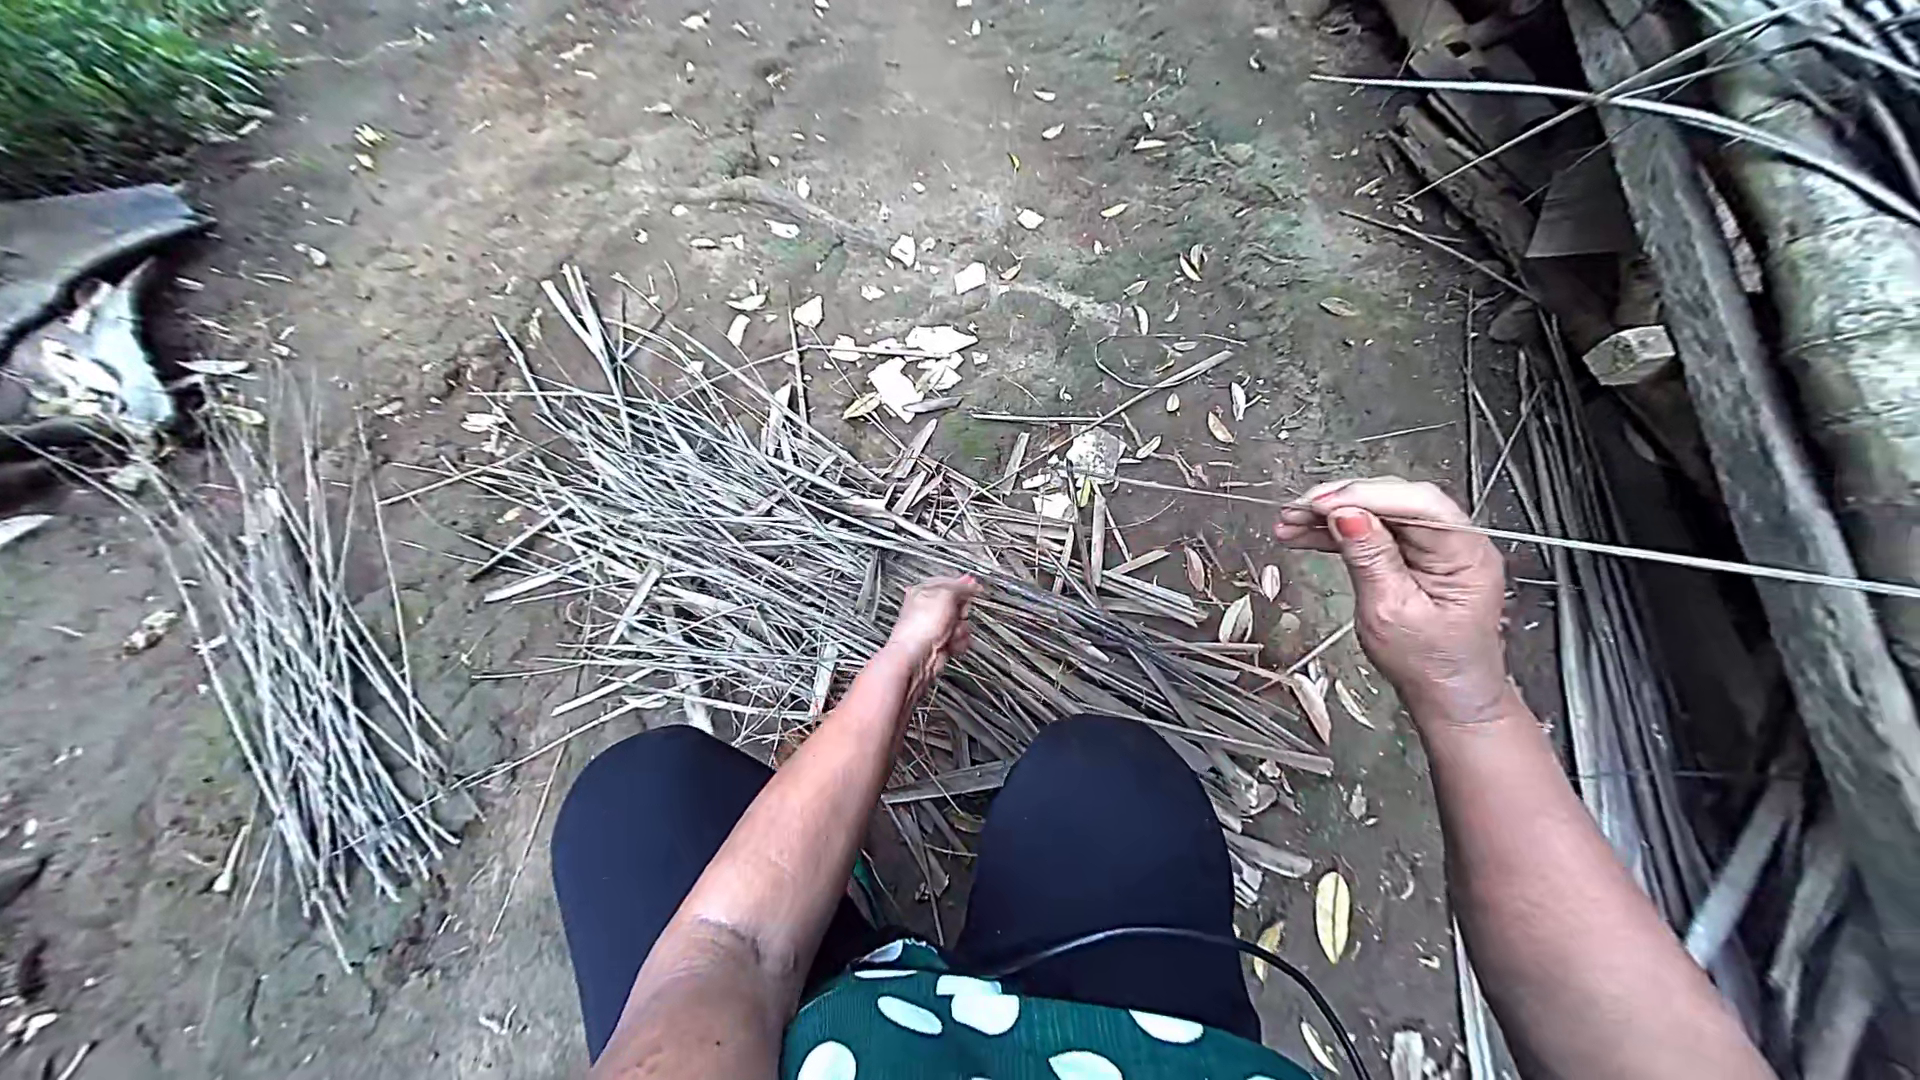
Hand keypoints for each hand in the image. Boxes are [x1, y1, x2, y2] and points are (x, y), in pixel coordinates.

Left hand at [886, 575, 980, 694]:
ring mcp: (934, 628)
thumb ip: (960, 587)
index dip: (962, 585)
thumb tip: (970, 583)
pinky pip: (959, 640)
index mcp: (924, 591)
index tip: (974, 586)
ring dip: (961, 629)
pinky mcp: (941, 644)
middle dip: (962, 611)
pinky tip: (952, 643)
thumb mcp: (946, 594)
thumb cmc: (921, 625)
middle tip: (958, 614)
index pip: (948, 583)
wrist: (917, 656)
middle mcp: (928, 609)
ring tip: (952, 632)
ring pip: (961, 624)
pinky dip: (959, 642)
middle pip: (958, 605)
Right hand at [1273, 477, 1510, 725]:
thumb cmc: (1430, 661)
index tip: (1320, 504)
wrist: (1445, 692)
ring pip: (1375, 512)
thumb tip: (1346, 515)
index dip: (1363, 496)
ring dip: (1328, 515)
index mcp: (1465, 552)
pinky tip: (1304, 534)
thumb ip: (1370, 558)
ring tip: (1289, 523)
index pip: (1415, 503)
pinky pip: (1369, 530)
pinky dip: (1334, 530)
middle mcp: (1453, 540)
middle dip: (1340, 500)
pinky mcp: (1409, 553)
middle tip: (1296, 510)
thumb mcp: (1391, 611)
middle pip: (1392, 499)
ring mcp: (1430, 546)